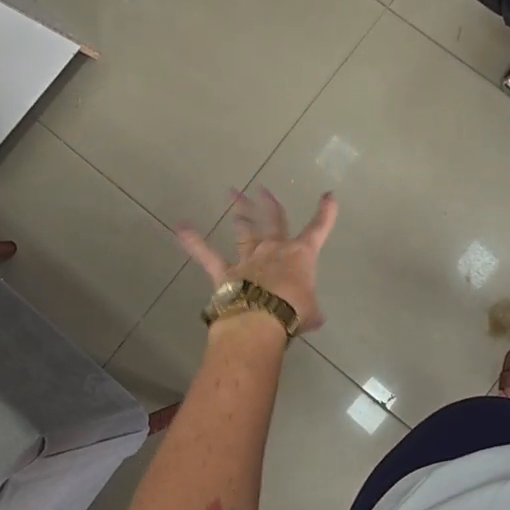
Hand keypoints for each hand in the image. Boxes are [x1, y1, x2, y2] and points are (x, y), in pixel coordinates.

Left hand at [177, 188, 337, 333]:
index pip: (318, 229)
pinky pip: (206, 254)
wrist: (260, 320)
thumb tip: (312, 316)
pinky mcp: (225, 272)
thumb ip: (310, 309)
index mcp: (300, 255)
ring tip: (233, 195)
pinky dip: (193, 241)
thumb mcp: (311, 312)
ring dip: (240, 213)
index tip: (329, 196)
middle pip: (273, 221)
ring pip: (245, 231)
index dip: (325, 213)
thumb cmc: (292, 312)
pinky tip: (181, 227)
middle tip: (263, 190)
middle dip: (269, 204)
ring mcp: (248, 259)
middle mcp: (274, 250)